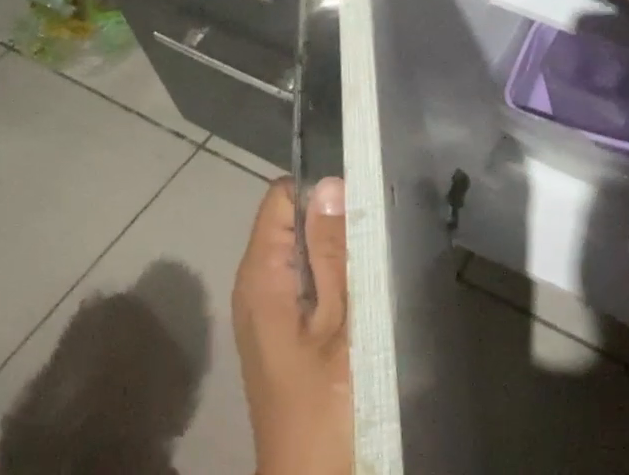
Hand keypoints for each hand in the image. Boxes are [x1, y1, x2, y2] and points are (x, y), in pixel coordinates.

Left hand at [233, 177, 351, 474]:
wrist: (311, 473)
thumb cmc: (327, 397)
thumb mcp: (338, 320)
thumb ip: (332, 251)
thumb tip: (330, 183)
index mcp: (261, 275)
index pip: (280, 198)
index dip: (319, 190)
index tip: (362, 199)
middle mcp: (253, 283)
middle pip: (289, 223)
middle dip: (331, 218)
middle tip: (375, 232)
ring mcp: (264, 307)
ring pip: (299, 251)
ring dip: (335, 248)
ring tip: (373, 257)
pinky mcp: (279, 328)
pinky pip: (302, 278)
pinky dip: (330, 275)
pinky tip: (360, 289)